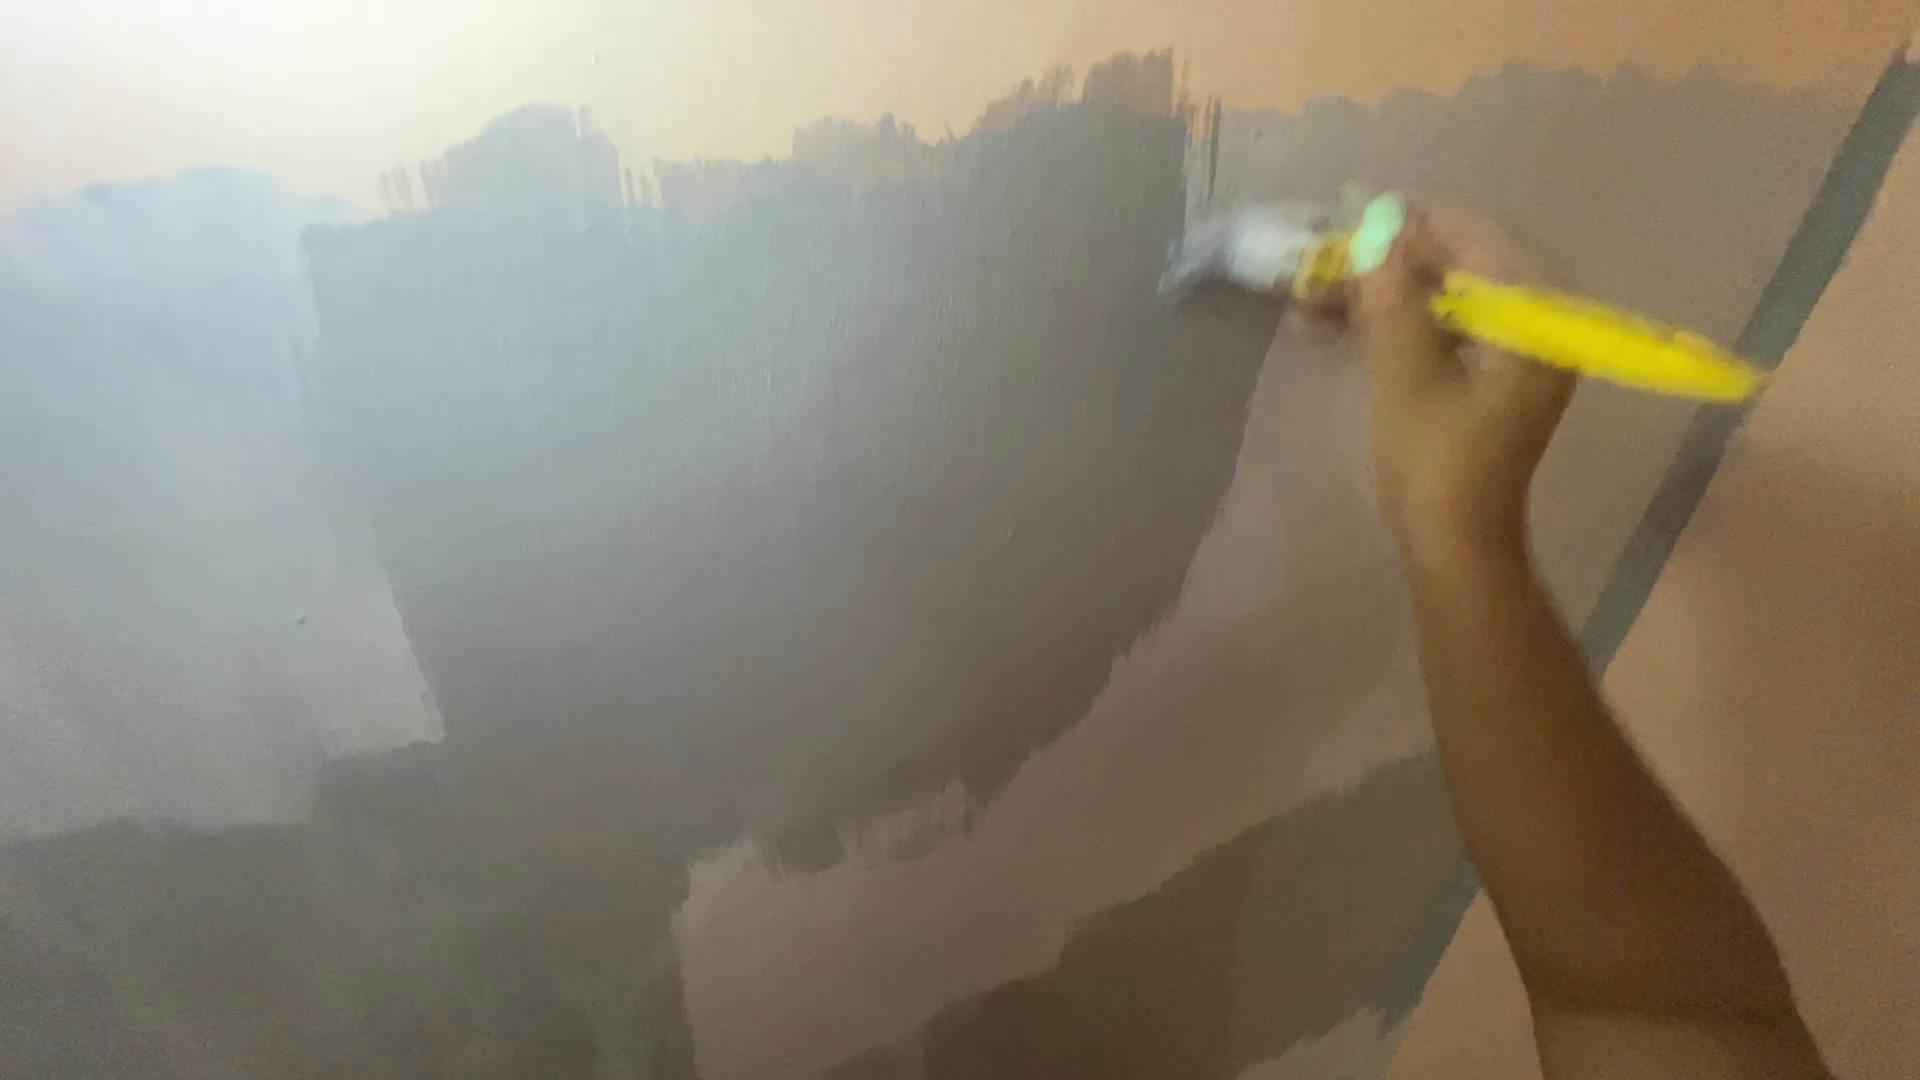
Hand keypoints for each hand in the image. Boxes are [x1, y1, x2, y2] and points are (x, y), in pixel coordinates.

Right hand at [1351, 203, 1573, 567]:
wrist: (1450, 540)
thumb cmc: (1436, 462)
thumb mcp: (1407, 377)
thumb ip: (1392, 301)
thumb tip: (1373, 232)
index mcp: (1535, 321)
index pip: (1480, 244)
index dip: (1419, 223)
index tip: (1359, 212)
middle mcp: (1529, 327)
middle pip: (1455, 271)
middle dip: (1386, 263)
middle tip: (1326, 259)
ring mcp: (1501, 356)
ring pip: (1434, 303)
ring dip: (1375, 297)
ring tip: (1312, 295)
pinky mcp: (1474, 381)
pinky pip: (1428, 335)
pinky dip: (1383, 329)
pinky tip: (1331, 327)